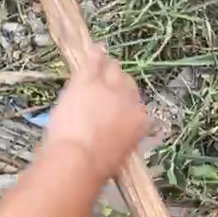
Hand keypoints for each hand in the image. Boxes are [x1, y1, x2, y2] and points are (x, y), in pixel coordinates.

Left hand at [41, 43, 148, 179]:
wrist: (78, 158)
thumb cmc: (97, 167)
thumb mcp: (119, 156)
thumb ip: (122, 139)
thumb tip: (116, 136)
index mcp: (140, 122)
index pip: (138, 107)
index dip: (126, 105)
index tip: (118, 109)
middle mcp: (129, 101)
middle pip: (128, 84)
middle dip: (119, 85)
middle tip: (108, 89)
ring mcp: (107, 88)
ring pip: (112, 69)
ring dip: (108, 68)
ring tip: (103, 63)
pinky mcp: (86, 81)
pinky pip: (94, 62)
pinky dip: (95, 55)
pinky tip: (95, 49)